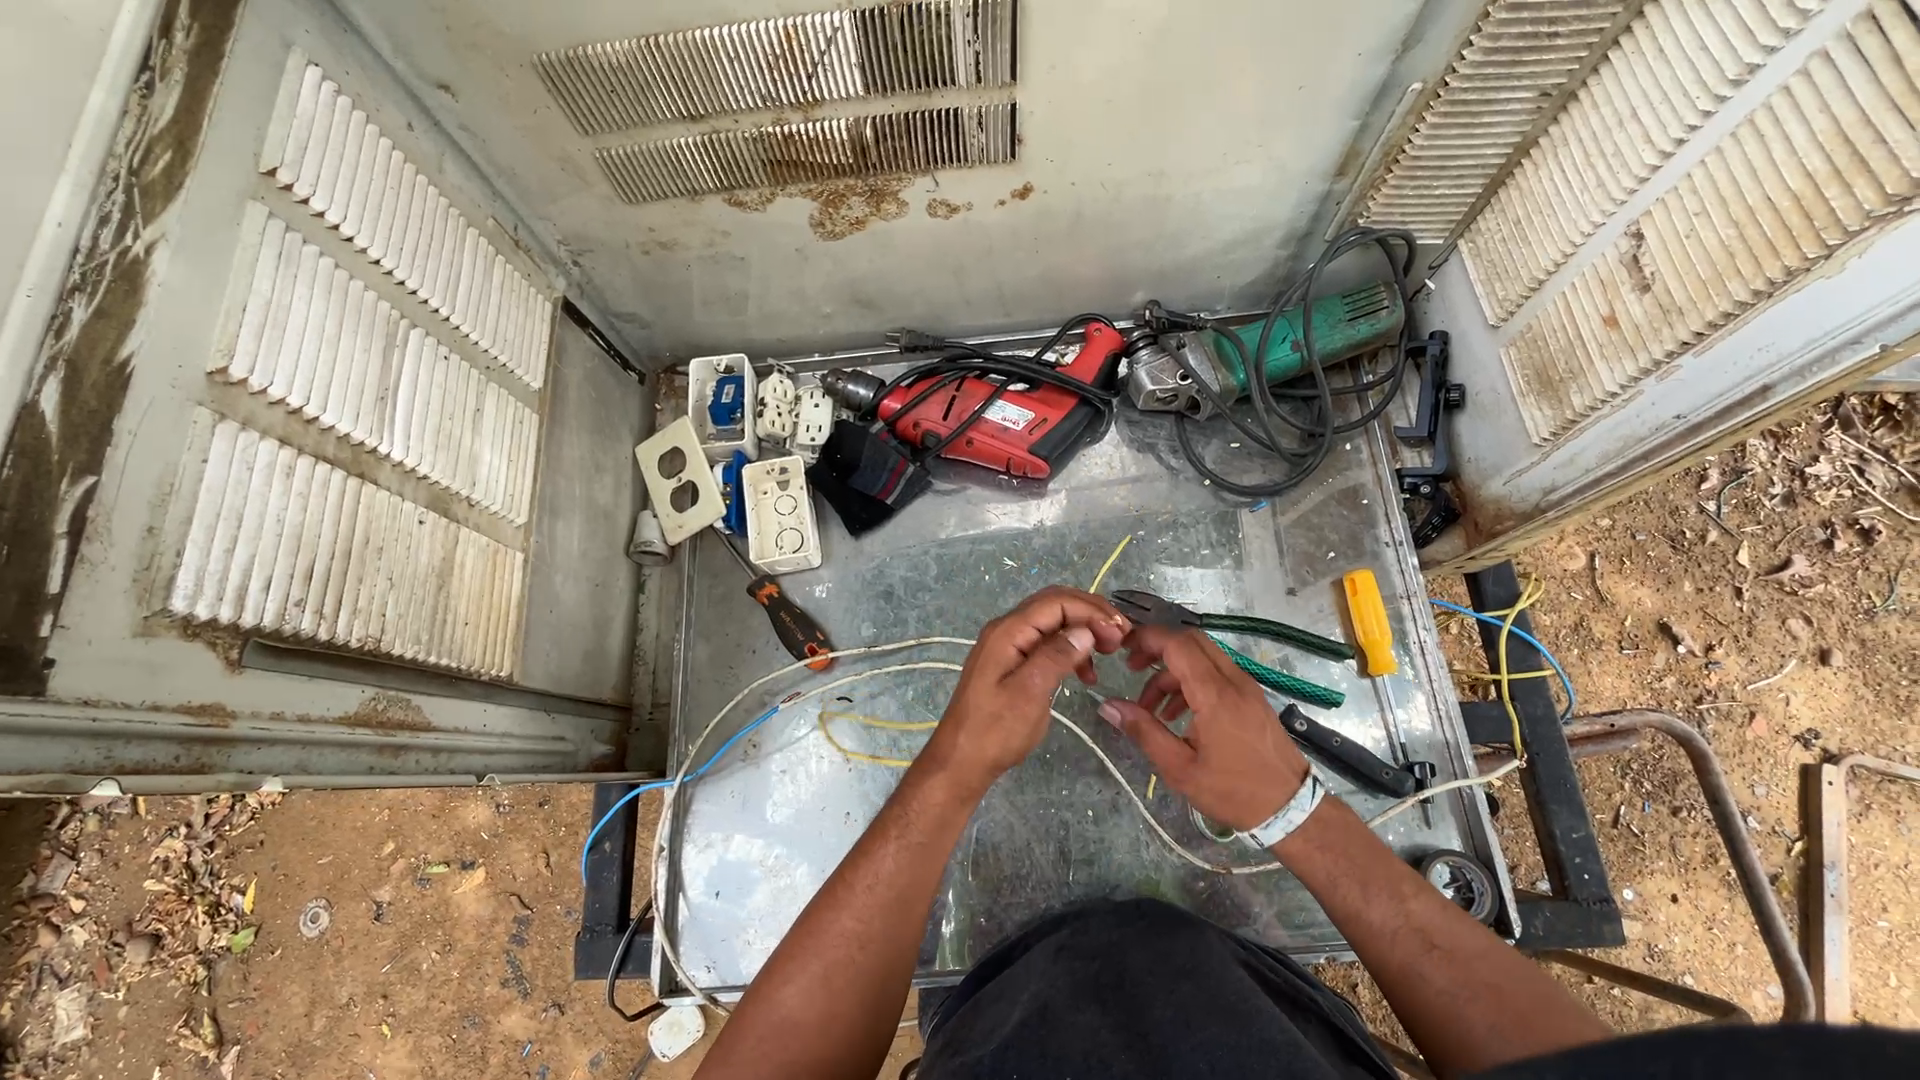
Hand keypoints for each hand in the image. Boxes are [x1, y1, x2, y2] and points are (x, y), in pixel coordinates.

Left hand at [920, 587, 1130, 793]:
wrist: (962, 760)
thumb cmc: (995, 731)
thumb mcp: (1030, 693)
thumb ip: (1057, 657)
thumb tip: (1087, 630)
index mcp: (1008, 631)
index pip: (1056, 602)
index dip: (1092, 611)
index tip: (1120, 633)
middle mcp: (1006, 630)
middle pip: (1054, 605)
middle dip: (1090, 615)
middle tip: (1120, 638)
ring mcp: (1007, 646)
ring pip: (1052, 623)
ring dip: (1082, 632)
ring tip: (1108, 654)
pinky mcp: (1011, 663)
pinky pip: (1045, 644)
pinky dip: (1069, 651)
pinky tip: (1085, 674)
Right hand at [1099, 625, 1310, 831]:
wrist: (1290, 809)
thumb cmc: (1232, 791)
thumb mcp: (1179, 768)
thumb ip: (1143, 731)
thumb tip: (1107, 706)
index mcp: (1215, 695)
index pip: (1178, 644)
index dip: (1147, 639)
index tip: (1122, 650)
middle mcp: (1234, 681)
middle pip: (1191, 641)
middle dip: (1158, 649)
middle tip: (1133, 670)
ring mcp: (1247, 687)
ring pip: (1204, 657)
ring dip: (1173, 671)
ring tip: (1151, 707)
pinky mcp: (1252, 698)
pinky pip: (1217, 674)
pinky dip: (1192, 682)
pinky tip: (1177, 715)